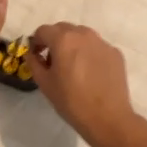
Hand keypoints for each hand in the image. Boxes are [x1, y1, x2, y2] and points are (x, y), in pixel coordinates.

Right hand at [26, 23, 141, 146]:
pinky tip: (90, 73)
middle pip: (63, 29)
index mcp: (63, 39)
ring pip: (81, 36)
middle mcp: (84, 34)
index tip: (37, 56)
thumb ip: (33, 62)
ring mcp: (102, 42)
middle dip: (54, 41)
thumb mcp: (44, 83)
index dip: (36, 42)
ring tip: (73, 67)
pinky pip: (96, 47)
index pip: (43, 30)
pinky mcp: (115, 53)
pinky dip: (89, 54)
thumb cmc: (71, 101)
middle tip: (53, 61)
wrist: (107, 117)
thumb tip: (32, 53)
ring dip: (73, 45)